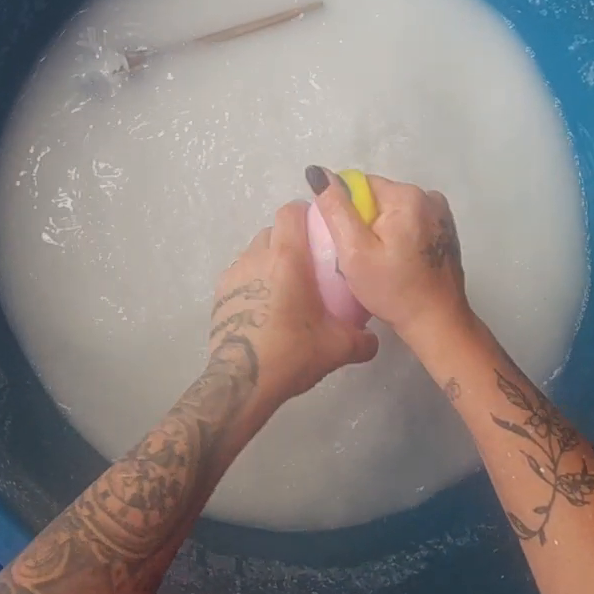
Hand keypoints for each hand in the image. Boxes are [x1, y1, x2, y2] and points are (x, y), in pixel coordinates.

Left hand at [210, 202, 380, 407]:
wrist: (243, 382)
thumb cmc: (292, 352)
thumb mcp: (338, 347)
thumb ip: (362, 339)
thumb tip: (373, 340)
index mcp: (287, 257)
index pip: (291, 211)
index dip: (305, 213)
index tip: (320, 228)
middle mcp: (257, 256)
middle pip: (273, 230)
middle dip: (290, 238)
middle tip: (308, 262)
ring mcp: (234, 274)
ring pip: (254, 251)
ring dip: (270, 259)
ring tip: (285, 285)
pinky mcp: (219, 293)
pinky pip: (241, 273)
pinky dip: (253, 279)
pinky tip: (264, 305)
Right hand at [308, 168, 471, 340]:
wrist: (438, 323)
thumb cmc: (394, 291)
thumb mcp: (354, 252)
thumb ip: (336, 209)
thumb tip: (319, 173)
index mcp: (407, 196)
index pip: (361, 187)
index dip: (348, 214)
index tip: (351, 244)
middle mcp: (428, 196)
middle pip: (378, 198)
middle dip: (366, 223)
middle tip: (365, 258)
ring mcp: (441, 213)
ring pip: (393, 211)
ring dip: (382, 231)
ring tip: (383, 263)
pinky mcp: (446, 230)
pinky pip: (410, 222)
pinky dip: (400, 237)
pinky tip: (400, 263)